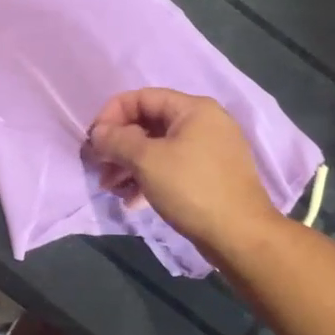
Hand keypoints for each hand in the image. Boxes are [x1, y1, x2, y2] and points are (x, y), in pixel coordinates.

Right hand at [87, 88, 278, 253]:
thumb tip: (98, 133)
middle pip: (148, 124)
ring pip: (158, 149)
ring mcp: (209, 151)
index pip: (141, 97)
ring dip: (129, 165)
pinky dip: (148, 179)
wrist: (240, 236)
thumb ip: (117, 140)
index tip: (93, 141)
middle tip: (98, 168)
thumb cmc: (192, 188)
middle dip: (118, 145)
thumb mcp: (147, 160)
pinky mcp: (209, 177)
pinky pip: (171, 168)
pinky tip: (131, 201)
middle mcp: (203, 123)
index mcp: (193, 109)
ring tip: (110, 188)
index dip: (111, 115)